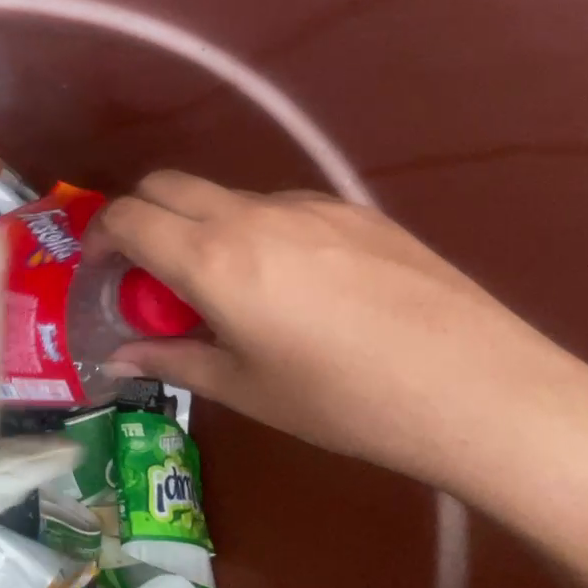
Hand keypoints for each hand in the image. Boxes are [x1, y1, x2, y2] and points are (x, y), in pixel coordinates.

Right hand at [89, 170, 587, 492]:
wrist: (487, 393)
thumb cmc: (348, 403)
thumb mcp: (247, 389)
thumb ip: (172, 359)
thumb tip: (118, 357)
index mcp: (212, 260)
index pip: (127, 217)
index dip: (100, 236)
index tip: (100, 267)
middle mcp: (248, 216)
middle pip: (164, 184)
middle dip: (139, 214)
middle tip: (148, 267)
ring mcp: (305, 206)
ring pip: (222, 194)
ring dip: (198, 222)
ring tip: (228, 282)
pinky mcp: (352, 209)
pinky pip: (278, 205)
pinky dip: (254, 228)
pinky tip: (295, 280)